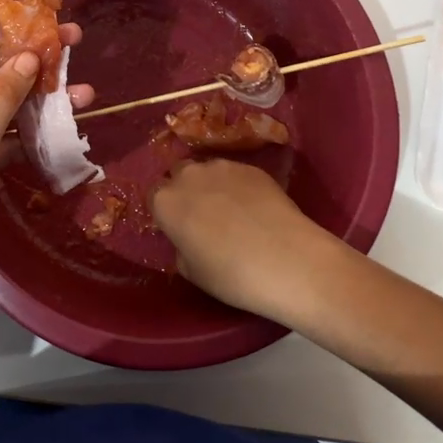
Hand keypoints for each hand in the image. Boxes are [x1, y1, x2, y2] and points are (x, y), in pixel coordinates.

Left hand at [0, 1, 87, 299]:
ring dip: (37, 94)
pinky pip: (3, 134)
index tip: (28, 4)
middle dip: (27, 54)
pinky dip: (30, 130)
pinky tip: (65, 126)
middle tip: (74, 40)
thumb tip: (29, 56)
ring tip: (83, 86)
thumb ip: (0, 97)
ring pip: (0, 101)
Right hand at [152, 159, 339, 322]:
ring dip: (212, 186)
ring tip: (233, 212)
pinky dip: (240, 187)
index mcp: (166, 201)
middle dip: (186, 191)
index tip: (178, 227)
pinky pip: (236, 175)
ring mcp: (223, 167)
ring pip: (209, 171)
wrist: (289, 261)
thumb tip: (189, 238)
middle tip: (203, 217)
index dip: (165, 211)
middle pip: (179, 175)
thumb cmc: (232, 275)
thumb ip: (181, 247)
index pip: (154, 195)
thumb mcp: (192, 272)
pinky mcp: (253, 168)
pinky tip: (256, 210)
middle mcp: (189, 175)